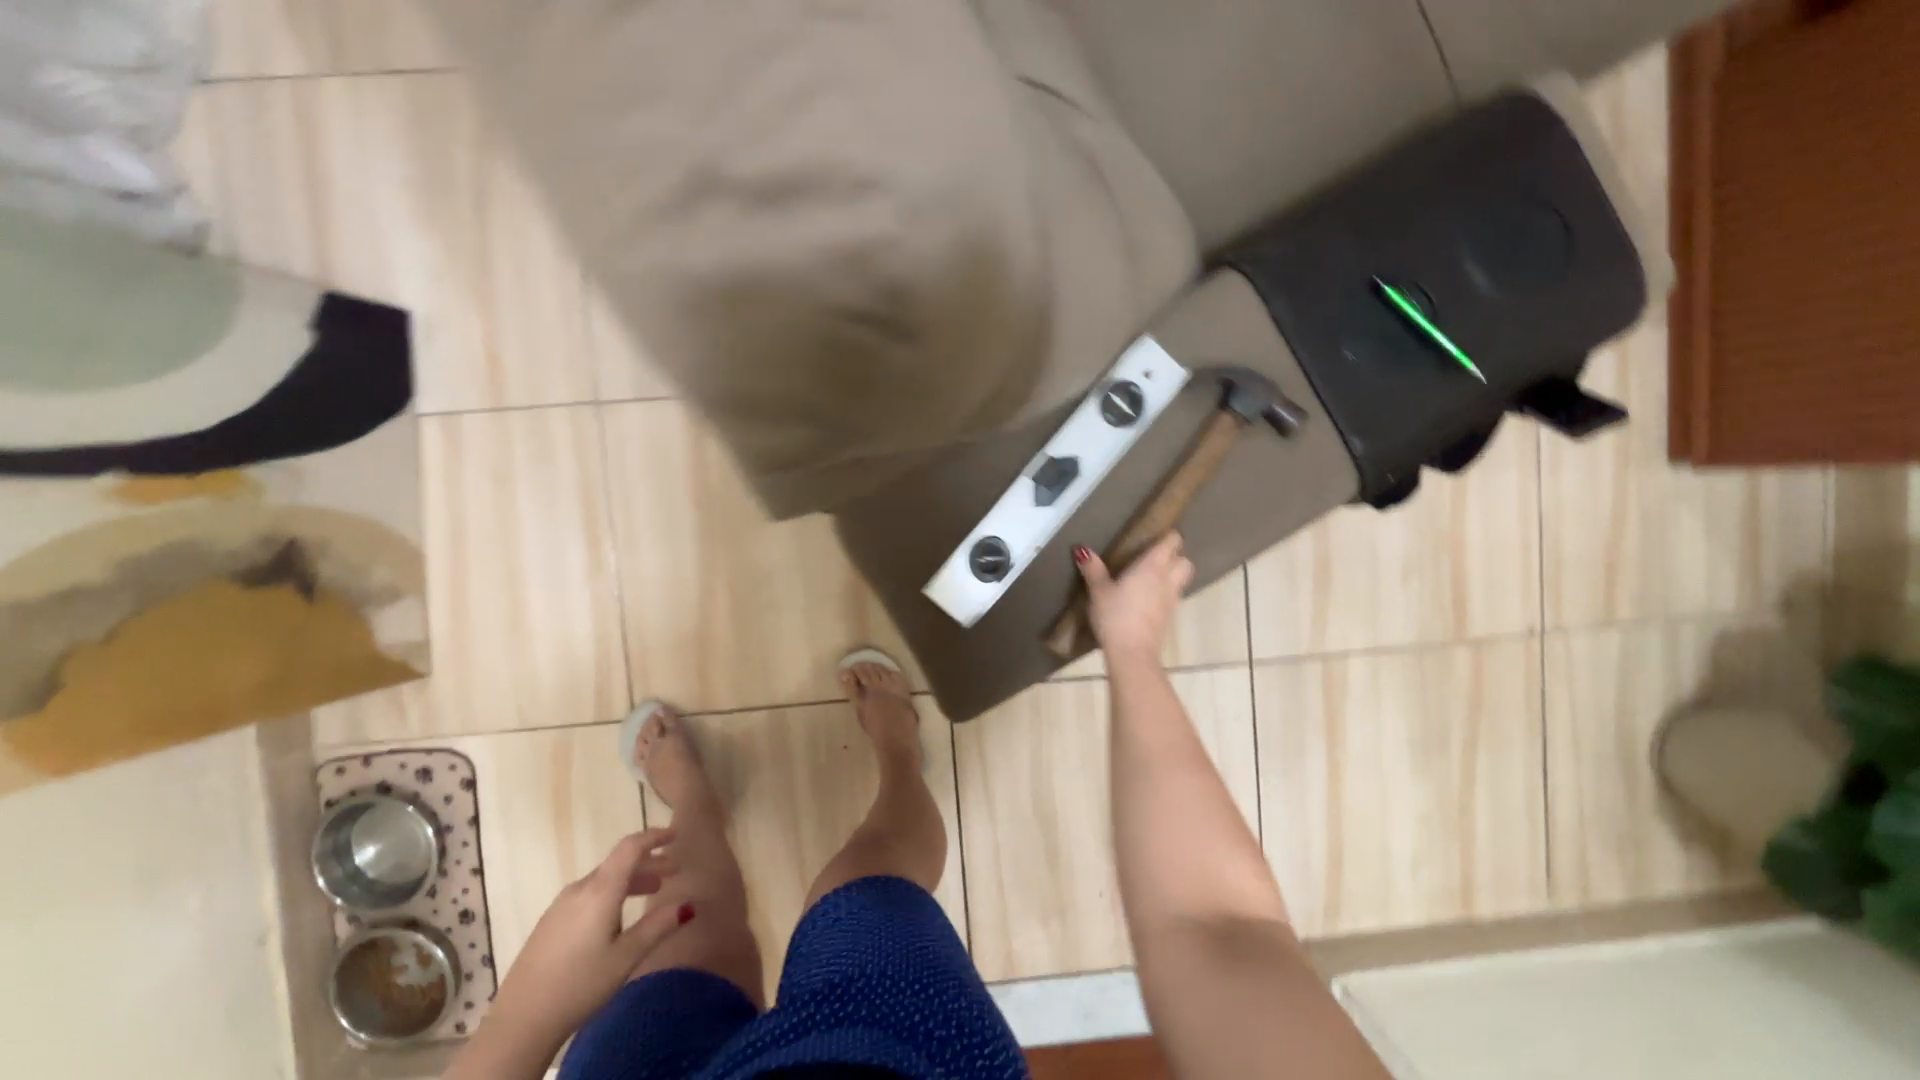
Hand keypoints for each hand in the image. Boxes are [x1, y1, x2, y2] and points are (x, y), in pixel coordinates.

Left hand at [484, 829, 688, 1051]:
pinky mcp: (550, 923)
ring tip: (652, 892)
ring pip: (603, 880)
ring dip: (630, 880)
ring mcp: (560, 906)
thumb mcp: (626, 956)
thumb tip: (688, 905)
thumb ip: (657, 926)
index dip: (654, 837)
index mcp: (599, 891)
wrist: (521, 1019)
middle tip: (674, 871)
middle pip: (617, 863)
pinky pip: (588, 895)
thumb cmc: (580, 984)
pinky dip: (612, 894)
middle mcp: (579, 890)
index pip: (630, 848)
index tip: (675, 836)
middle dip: (648, 863)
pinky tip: (617, 917)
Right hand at [1074, 532, 1194, 664]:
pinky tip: (1149, 600)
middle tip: (1156, 558)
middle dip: (1176, 556)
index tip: (1155, 536)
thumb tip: (1082, 550)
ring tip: (1153, 578)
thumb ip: (1093, 569)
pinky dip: (1167, 594)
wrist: (1132, 652)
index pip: (1171, 542)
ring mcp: (1172, 600)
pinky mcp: (1171, 618)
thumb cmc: (1115, 616)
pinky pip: (1174, 598)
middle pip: (1185, 560)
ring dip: (1174, 575)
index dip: (1168, 536)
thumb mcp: (1099, 591)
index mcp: (1152, 566)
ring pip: (1183, 580)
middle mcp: (1167, 580)